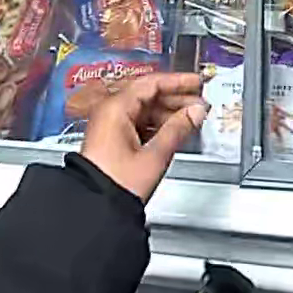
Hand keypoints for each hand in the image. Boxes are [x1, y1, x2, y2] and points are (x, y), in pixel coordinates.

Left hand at [79, 72, 206, 203]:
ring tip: (192, 117)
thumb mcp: (154, 155)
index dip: (177, 81)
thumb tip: (196, 111)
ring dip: (168, 112)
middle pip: (148, 95)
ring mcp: (110, 124)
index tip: (196, 81)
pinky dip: (158, 124)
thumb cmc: (116, 184)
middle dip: (176, 98)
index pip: (151, 83)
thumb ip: (178, 129)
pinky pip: (139, 122)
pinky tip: (174, 130)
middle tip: (199, 101)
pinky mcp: (112, 139)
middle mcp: (110, 111)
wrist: (94, 211)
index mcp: (115, 108)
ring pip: (145, 109)